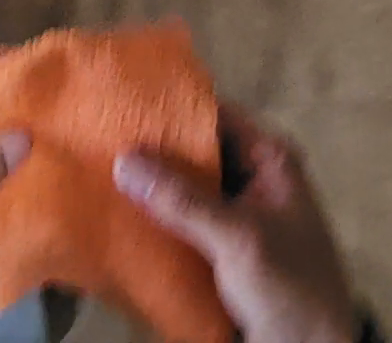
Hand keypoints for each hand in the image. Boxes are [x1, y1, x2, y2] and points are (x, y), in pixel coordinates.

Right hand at [115, 105, 355, 342]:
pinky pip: (180, 214)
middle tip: (101, 135)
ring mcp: (234, 209)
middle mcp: (250, 174)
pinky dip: (155, 211)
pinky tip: (118, 206)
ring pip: (183, 181)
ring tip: (99, 164)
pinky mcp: (218, 241)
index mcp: (268, 157)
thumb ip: (183, 199)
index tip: (123, 102)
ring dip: (149, 180)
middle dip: (152, 144)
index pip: (211, 113)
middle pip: (192, 146)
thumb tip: (122, 160)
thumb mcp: (239, 239)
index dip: (170, 106)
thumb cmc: (291, 288)